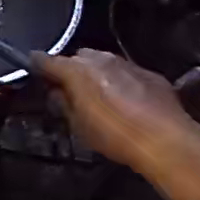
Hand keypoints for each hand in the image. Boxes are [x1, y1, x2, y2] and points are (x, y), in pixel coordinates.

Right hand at [32, 48, 195, 167]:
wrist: (166, 140)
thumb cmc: (114, 136)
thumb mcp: (79, 126)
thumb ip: (63, 104)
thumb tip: (56, 93)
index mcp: (74, 69)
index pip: (46, 60)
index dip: (38, 65)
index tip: (34, 69)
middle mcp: (98, 58)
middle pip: (77, 58)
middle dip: (73, 71)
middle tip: (74, 93)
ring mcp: (125, 62)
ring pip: (103, 63)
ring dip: (99, 75)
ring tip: (103, 98)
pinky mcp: (148, 72)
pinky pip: (127, 73)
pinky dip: (123, 82)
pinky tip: (130, 103)